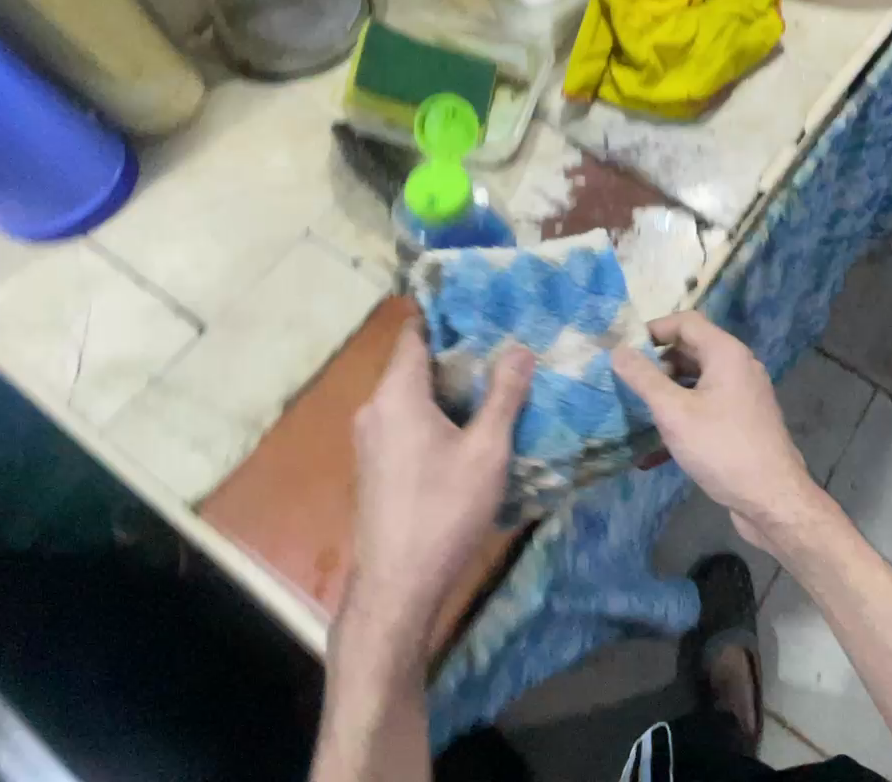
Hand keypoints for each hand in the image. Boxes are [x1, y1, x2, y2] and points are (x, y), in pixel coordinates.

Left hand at [345, 325, 532, 649]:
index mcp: (396, 395)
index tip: (483, 304)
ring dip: (450, 386)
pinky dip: (438, 412)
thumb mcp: (487, 449)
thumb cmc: (444, 509)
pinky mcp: (377, 465)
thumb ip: (504, 395)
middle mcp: (376, 409)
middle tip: (505, 342)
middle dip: (458, 352)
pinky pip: (408, 420)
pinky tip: (473, 425)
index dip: (446, 315)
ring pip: (413, 395)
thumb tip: (519, 348)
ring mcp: (372, 439)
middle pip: (415, 363)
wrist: (398, 585)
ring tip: (499, 379)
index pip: (415, 334)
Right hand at [612, 312, 820, 549]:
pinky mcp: (742, 421)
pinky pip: (706, 407)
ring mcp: (743, 395)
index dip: (653, 329)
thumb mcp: (674, 411)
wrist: (771, 497)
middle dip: (657, 364)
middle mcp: (739, 366)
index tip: (624, 350)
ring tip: (636, 412)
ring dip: (667, 393)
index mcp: (726, 353)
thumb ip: (643, 378)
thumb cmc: (721, 448)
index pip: (686, 321)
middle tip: (626, 383)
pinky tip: (653, 450)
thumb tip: (617, 350)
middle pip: (691, 350)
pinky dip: (682, 418)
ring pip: (698, 381)